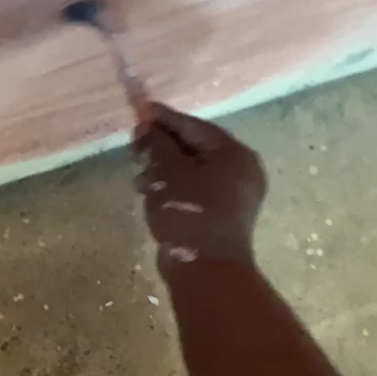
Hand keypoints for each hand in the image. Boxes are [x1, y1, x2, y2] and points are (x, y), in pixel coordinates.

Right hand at [133, 103, 266, 268]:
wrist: (205, 266)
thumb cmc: (188, 212)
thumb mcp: (167, 174)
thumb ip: (157, 145)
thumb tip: (146, 124)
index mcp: (233, 153)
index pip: (194, 126)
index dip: (164, 118)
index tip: (140, 110)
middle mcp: (240, 168)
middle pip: (195, 146)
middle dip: (162, 145)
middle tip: (135, 145)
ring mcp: (234, 192)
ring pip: (193, 168)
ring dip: (164, 168)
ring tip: (139, 175)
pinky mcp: (222, 212)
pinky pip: (195, 187)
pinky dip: (173, 184)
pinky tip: (151, 191)